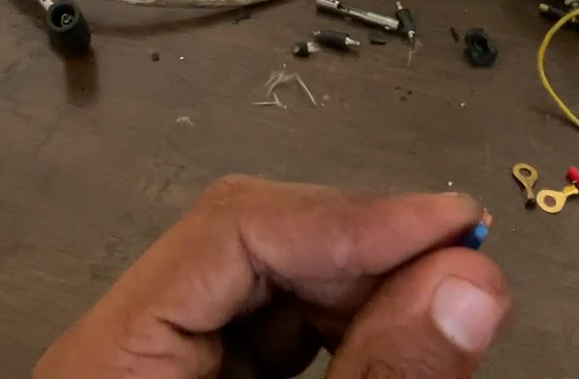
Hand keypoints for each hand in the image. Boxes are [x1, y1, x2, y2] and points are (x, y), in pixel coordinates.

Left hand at [33, 176, 507, 377]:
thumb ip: (382, 373)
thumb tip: (466, 280)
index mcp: (111, 355)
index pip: (236, 225)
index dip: (350, 216)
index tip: (444, 219)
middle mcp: (130, 347)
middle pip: (255, 242)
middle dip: (366, 247)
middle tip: (457, 259)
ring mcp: (164, 366)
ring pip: (274, 286)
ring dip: (363, 286)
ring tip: (439, 296)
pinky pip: (278, 334)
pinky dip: (343, 328)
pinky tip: (392, 330)